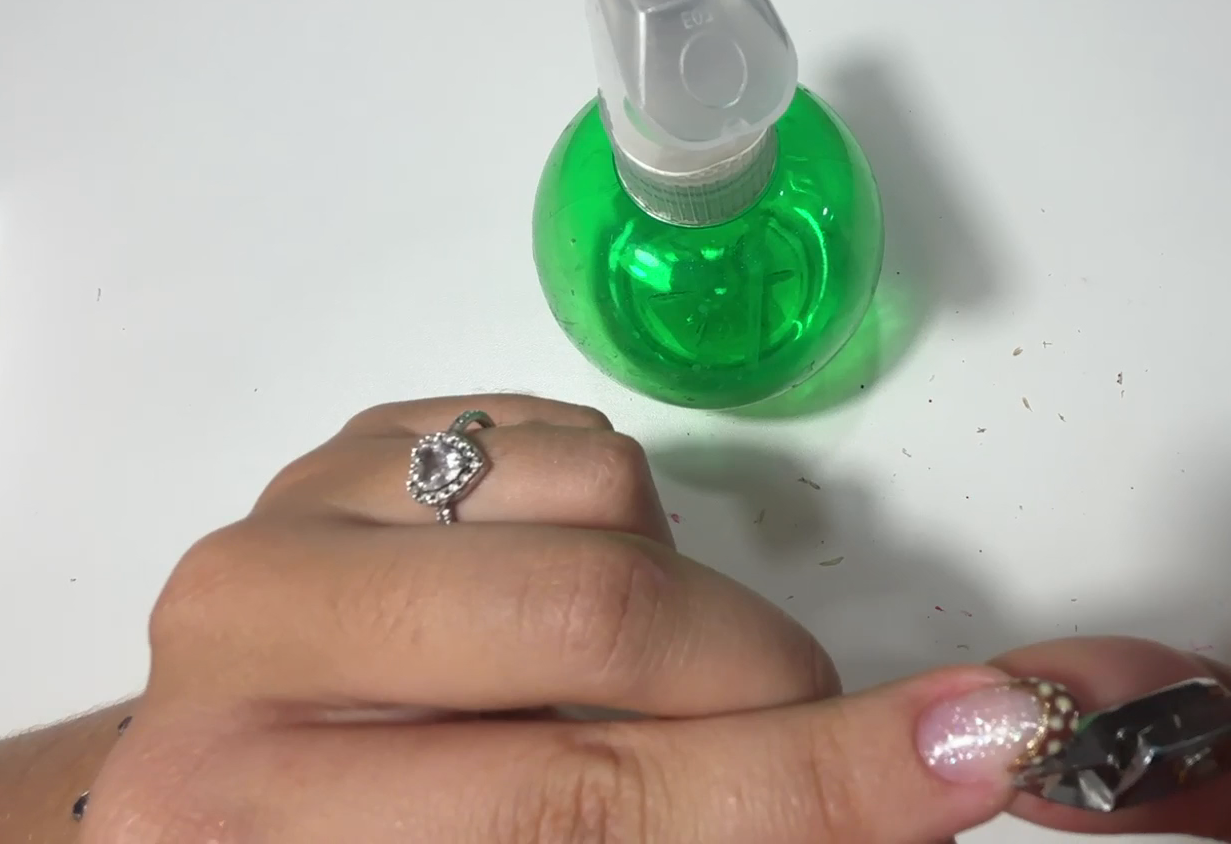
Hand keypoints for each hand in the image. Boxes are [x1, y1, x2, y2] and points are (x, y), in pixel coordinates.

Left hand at [78, 395, 1060, 842]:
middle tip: (798, 686)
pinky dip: (605, 500)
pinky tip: (546, 563)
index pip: (603, 808)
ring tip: (611, 640)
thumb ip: (707, 802)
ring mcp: (284, 533)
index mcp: (282, 842)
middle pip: (602, 616)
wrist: (237, 774)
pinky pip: (555, 427)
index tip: (992, 729)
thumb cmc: (397, 831)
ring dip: (667, 574)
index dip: (821, 779)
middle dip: (759, 659)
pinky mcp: (338, 444)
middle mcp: (243, 680)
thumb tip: (931, 756)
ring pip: (597, 489)